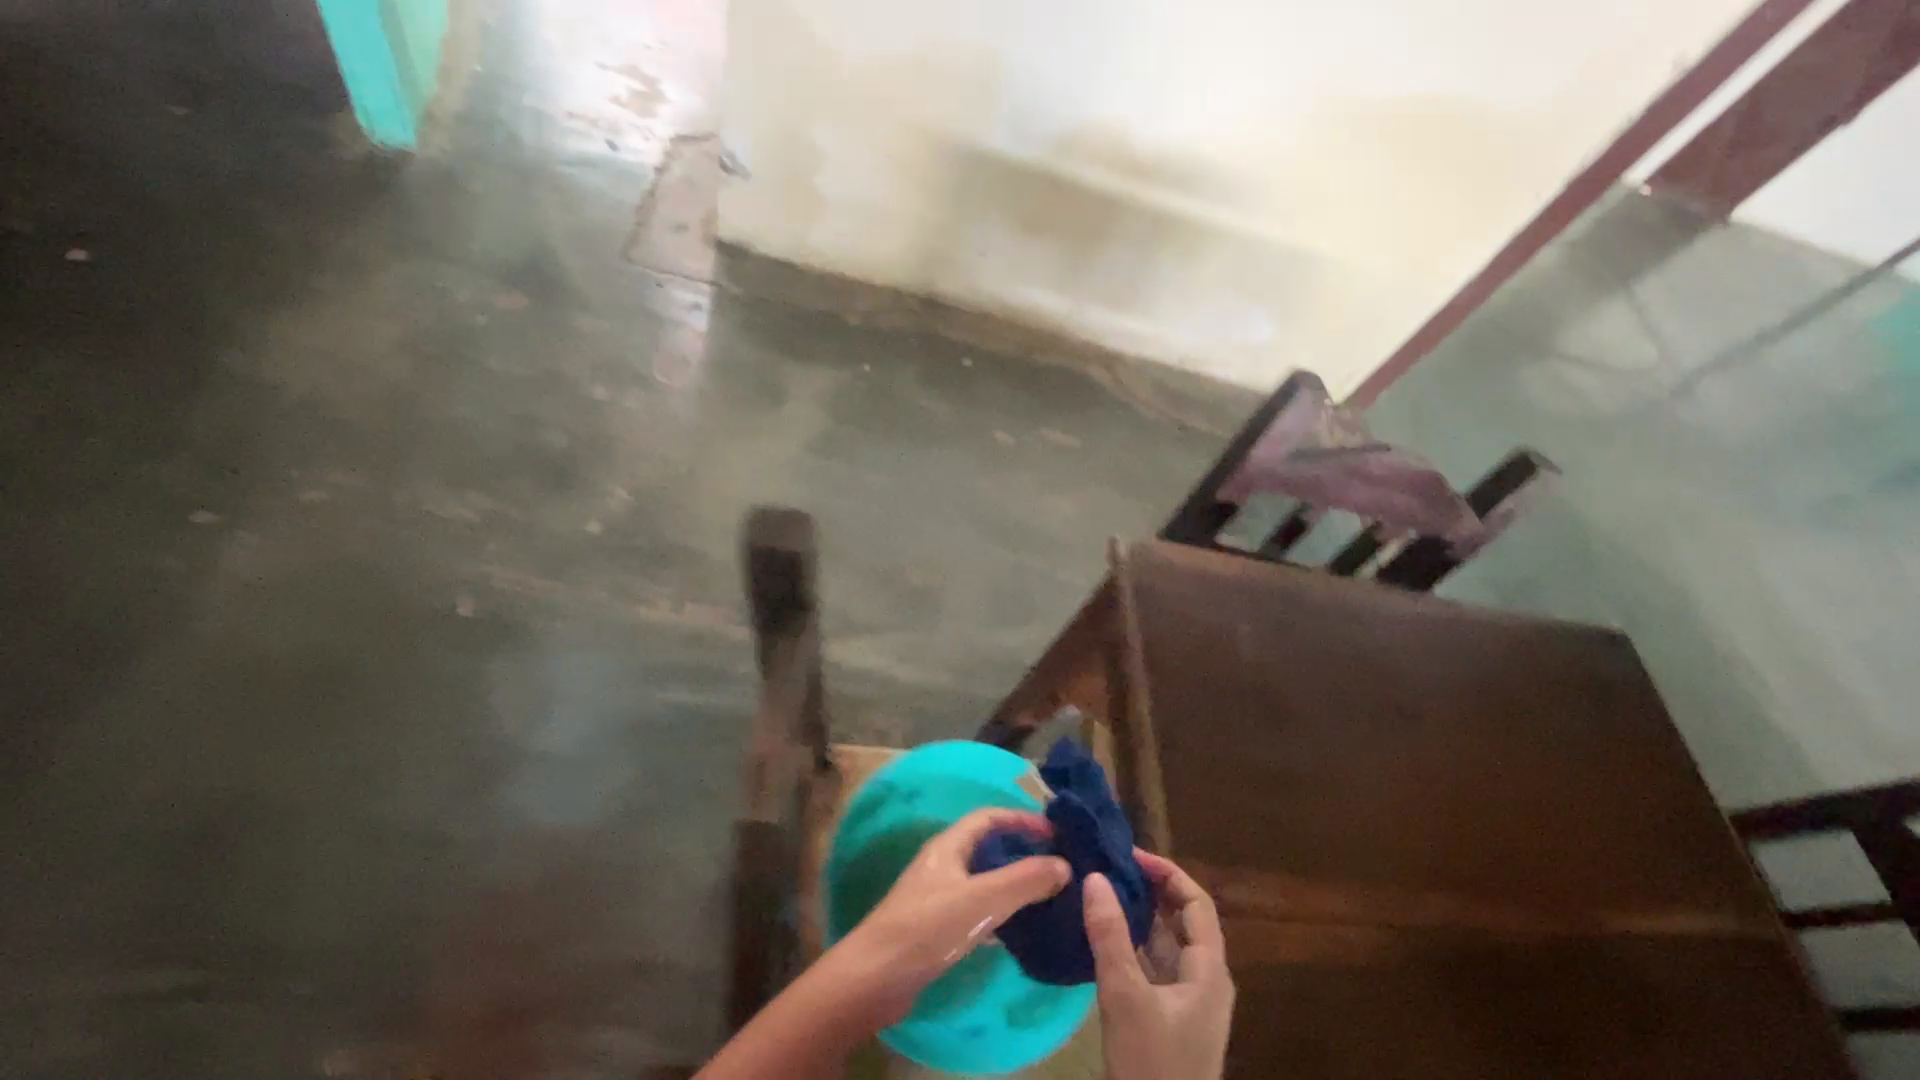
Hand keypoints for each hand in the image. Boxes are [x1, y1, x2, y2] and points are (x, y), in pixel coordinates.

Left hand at [820, 808, 1070, 1028]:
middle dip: (1020, 850)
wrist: (874, 979)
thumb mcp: (981, 900)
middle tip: (1056, 864)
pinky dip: (999, 912)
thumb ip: (1024, 881)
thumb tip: (1064, 865)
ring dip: (1011, 882)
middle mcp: (941, 865)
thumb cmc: (926, 929)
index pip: (988, 817)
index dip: (1021, 819)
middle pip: (985, 847)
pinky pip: (975, 909)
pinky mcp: (934, 929)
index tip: (1054, 832)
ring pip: (981, 880)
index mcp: (948, 847)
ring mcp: (935, 898)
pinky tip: (1018, 930)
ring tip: (1046, 895)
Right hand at [1084, 852, 1234, 1079]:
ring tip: (1103, 891)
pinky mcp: (1170, 1019)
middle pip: (1184, 921)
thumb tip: (1095, 876)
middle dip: (1151, 890)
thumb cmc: (1151, 1064)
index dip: (1166, 873)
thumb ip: (1110, 935)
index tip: (1128, 855)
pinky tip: (1105, 937)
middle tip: (1109, 868)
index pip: (1196, 903)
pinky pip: (1156, 967)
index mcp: (1209, 970)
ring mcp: (1189, 1002)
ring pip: (1168, 944)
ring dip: (1141, 916)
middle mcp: (1206, 980)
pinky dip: (1134, 945)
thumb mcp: (1125, 996)